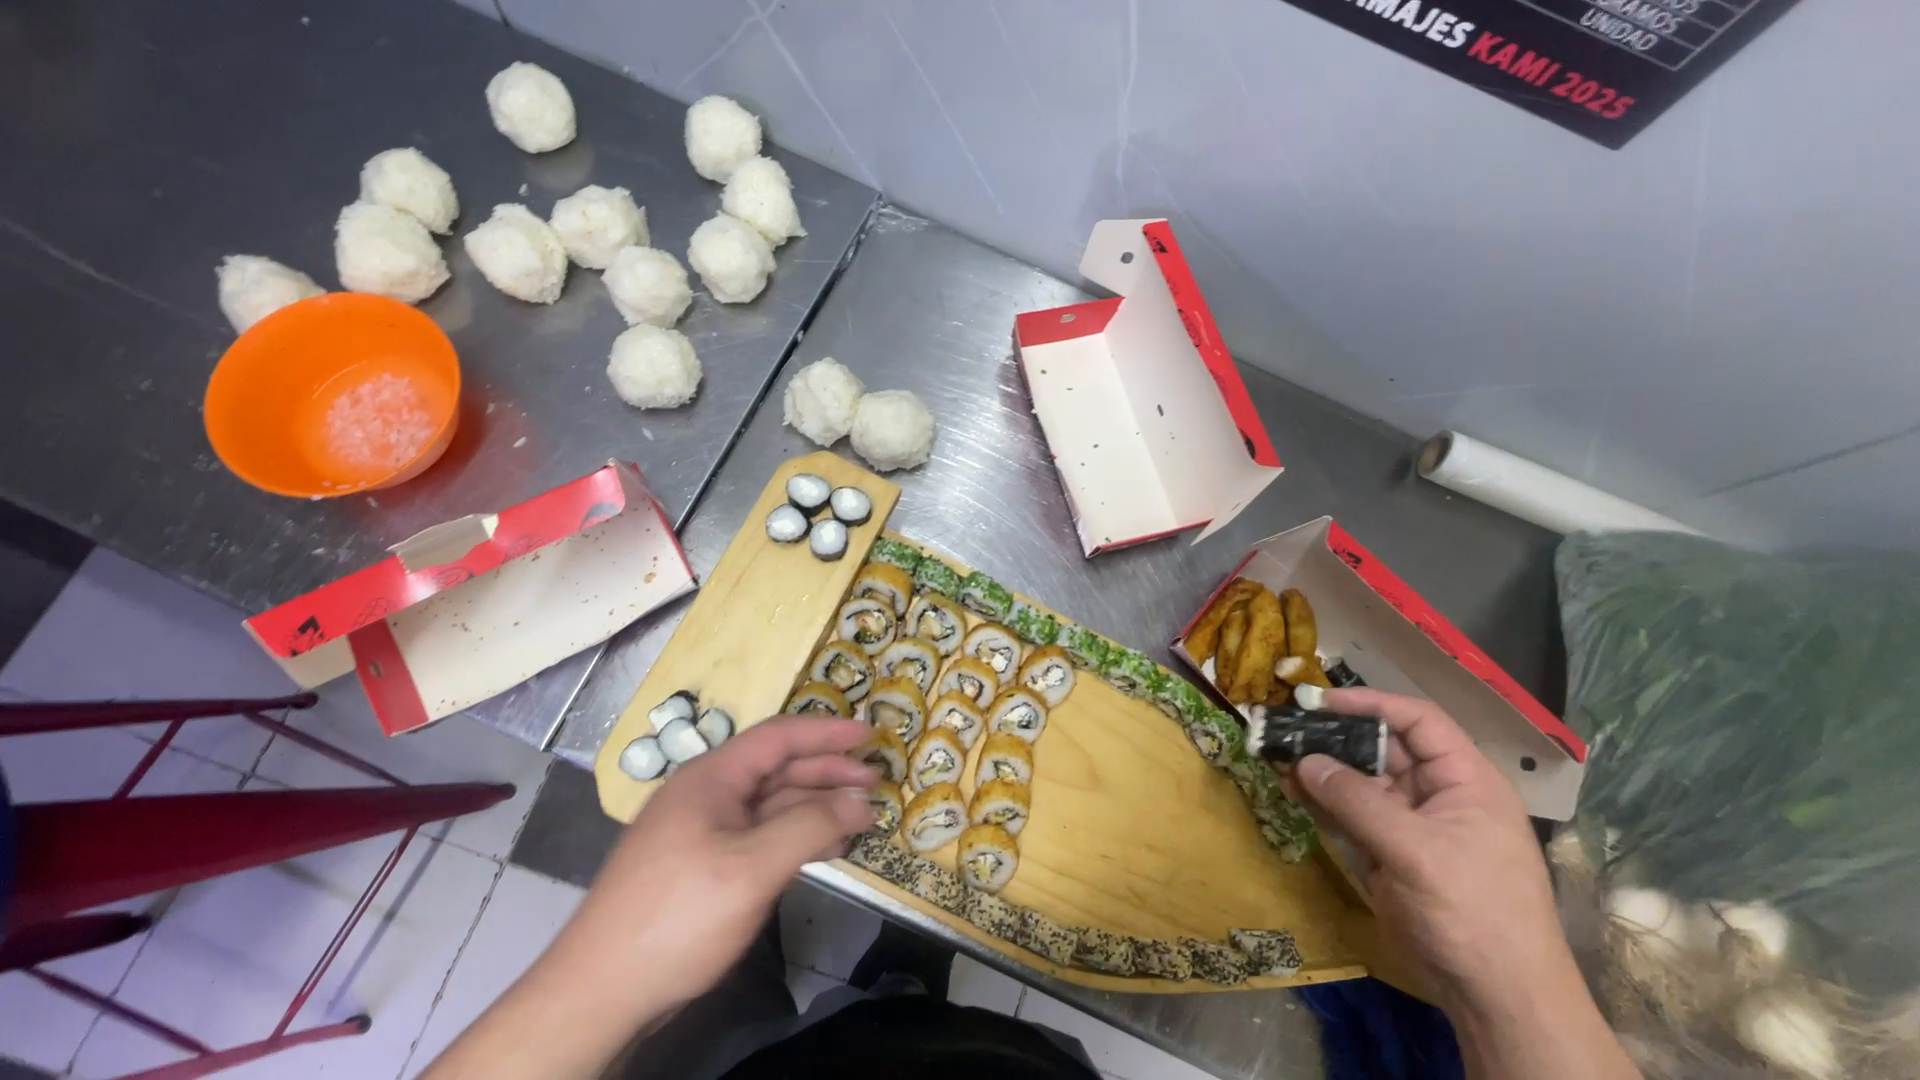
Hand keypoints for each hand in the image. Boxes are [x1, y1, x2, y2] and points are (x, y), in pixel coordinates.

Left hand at [552, 715, 875, 1015]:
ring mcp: (703, 832)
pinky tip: (825, 849)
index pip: (778, 737)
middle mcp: (707, 795)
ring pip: (770, 805)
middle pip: (777, 769)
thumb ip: (810, 826)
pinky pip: (759, 836)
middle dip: (828, 771)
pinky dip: (796, 836)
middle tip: (876, 780)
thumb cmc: (679, 915)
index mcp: (711, 778)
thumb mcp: (752, 867)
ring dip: (816, 807)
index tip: (870, 733)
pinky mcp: (703, 866)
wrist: (601, 990)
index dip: (827, 732)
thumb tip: (859, 801)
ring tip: (861, 816)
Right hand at [1278, 688, 1567, 1013]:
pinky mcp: (1391, 854)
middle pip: (1382, 749)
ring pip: (1360, 782)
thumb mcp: (1414, 851)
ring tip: (1276, 758)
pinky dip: (1322, 802)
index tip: (1319, 702)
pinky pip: (1352, 815)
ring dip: (1321, 770)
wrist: (1497, 996)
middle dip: (1334, 738)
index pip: (1417, 722)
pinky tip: (1291, 789)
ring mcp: (1412, 825)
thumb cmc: (1471, 911)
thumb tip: (1304, 762)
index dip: (1371, 705)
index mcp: (1464, 780)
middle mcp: (1438, 794)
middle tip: (1285, 731)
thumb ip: (1356, 801)